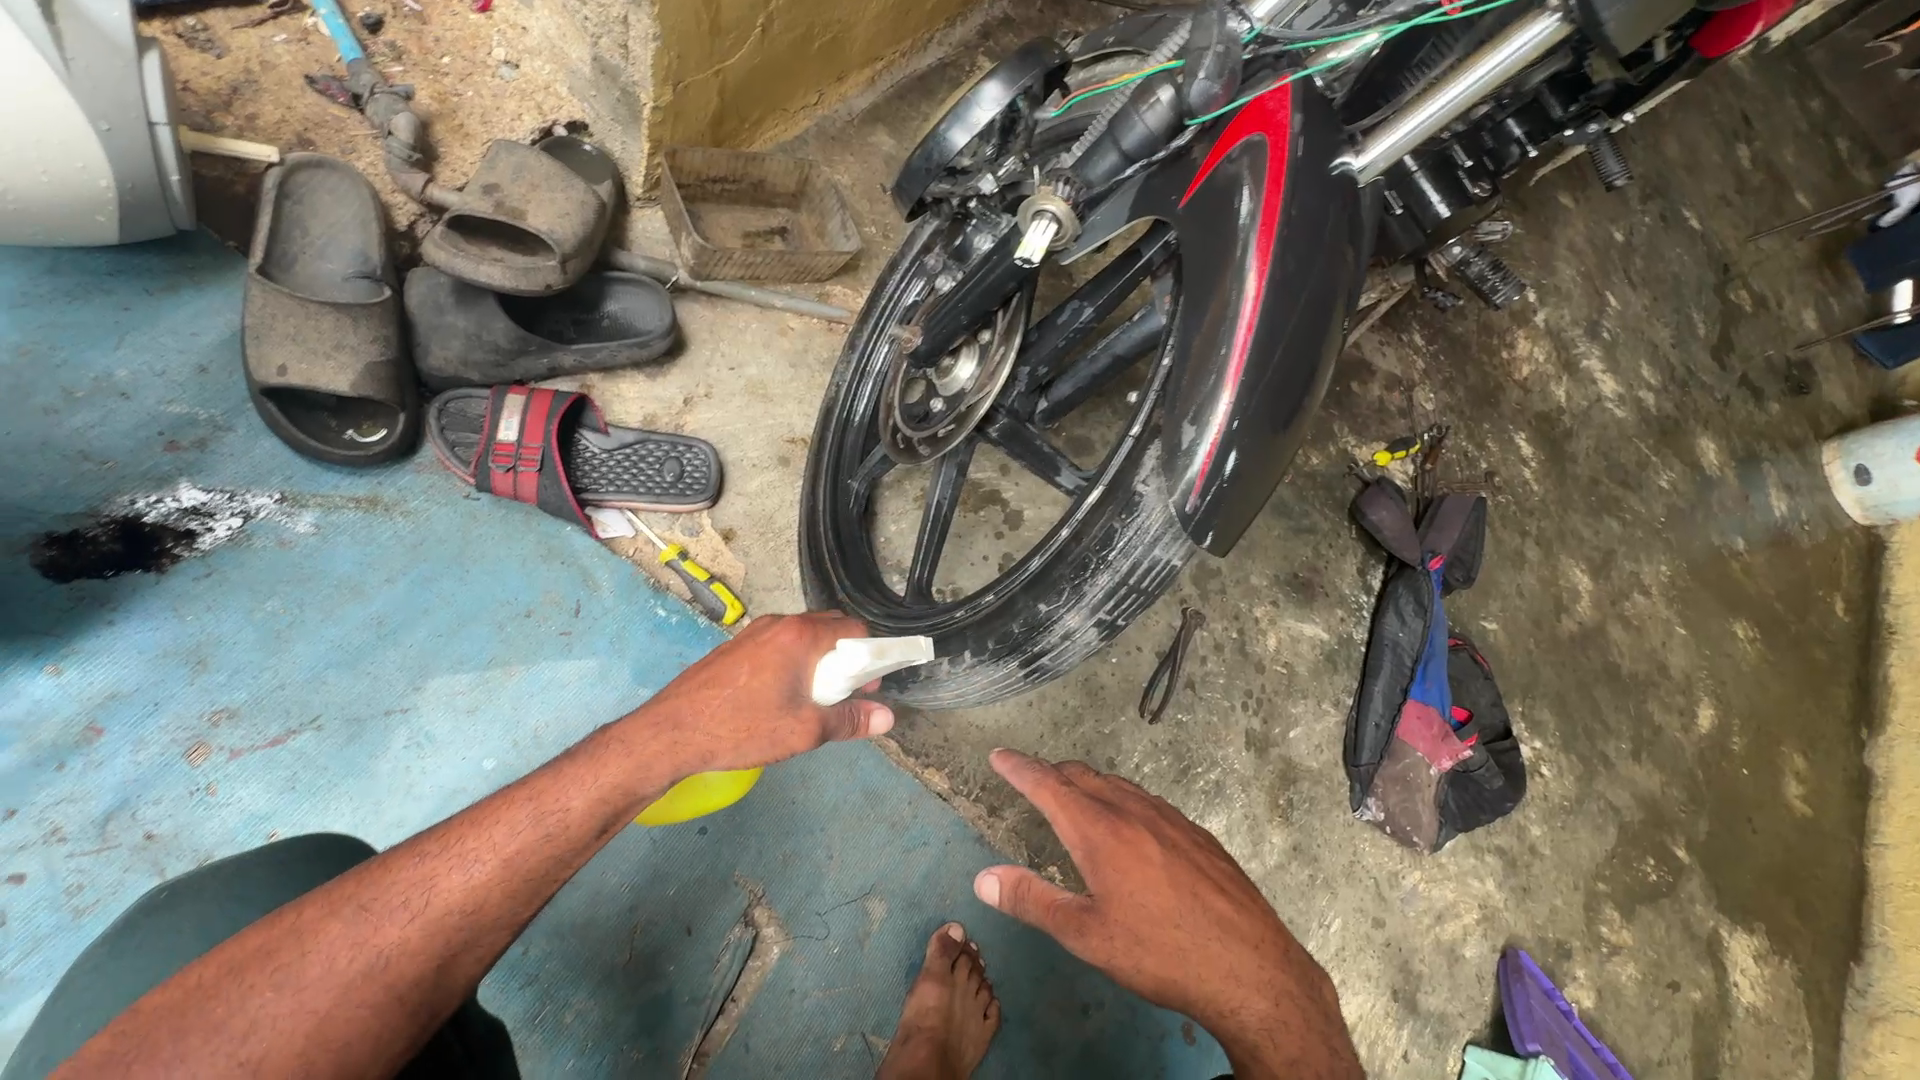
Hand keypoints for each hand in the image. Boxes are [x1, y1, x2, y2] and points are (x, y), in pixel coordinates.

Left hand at [634, 612, 892, 774]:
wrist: (671, 732)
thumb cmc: (743, 728)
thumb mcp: (804, 730)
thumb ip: (849, 720)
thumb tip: (886, 718)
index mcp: (801, 636)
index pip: (854, 629)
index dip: (870, 657)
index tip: (866, 688)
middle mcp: (779, 624)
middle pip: (830, 628)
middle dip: (845, 658)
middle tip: (843, 695)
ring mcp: (754, 632)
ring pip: (803, 637)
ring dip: (818, 661)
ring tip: (811, 700)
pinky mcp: (736, 646)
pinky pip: (779, 645)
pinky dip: (793, 663)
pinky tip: (780, 698)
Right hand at [972, 750, 1360, 1079]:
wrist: (1251, 968)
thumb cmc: (1159, 953)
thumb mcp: (1086, 935)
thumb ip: (1032, 900)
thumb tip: (983, 877)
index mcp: (1099, 830)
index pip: (1048, 785)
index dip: (1019, 767)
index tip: (999, 754)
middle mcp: (1132, 811)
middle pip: (1083, 776)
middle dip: (1051, 772)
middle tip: (1031, 778)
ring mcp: (1171, 819)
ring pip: (1118, 786)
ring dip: (1088, 783)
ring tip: (1075, 797)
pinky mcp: (1198, 835)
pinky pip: (1148, 803)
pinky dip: (1123, 800)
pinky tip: (1130, 828)